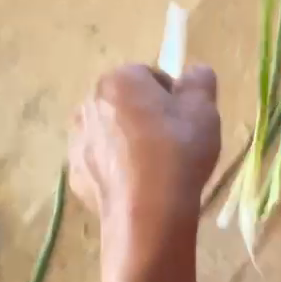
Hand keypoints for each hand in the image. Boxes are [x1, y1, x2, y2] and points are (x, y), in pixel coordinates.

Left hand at [69, 64, 220, 266]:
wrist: (148, 211)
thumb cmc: (179, 151)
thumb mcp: (204, 110)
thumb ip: (200, 82)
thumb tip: (196, 71)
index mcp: (119, 81)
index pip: (151, 75)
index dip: (174, 96)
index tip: (188, 120)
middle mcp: (89, 103)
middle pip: (128, 102)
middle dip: (149, 116)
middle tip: (177, 141)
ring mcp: (78, 140)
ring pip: (113, 131)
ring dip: (132, 141)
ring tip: (159, 166)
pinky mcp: (76, 173)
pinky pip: (103, 161)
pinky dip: (120, 167)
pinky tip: (142, 184)